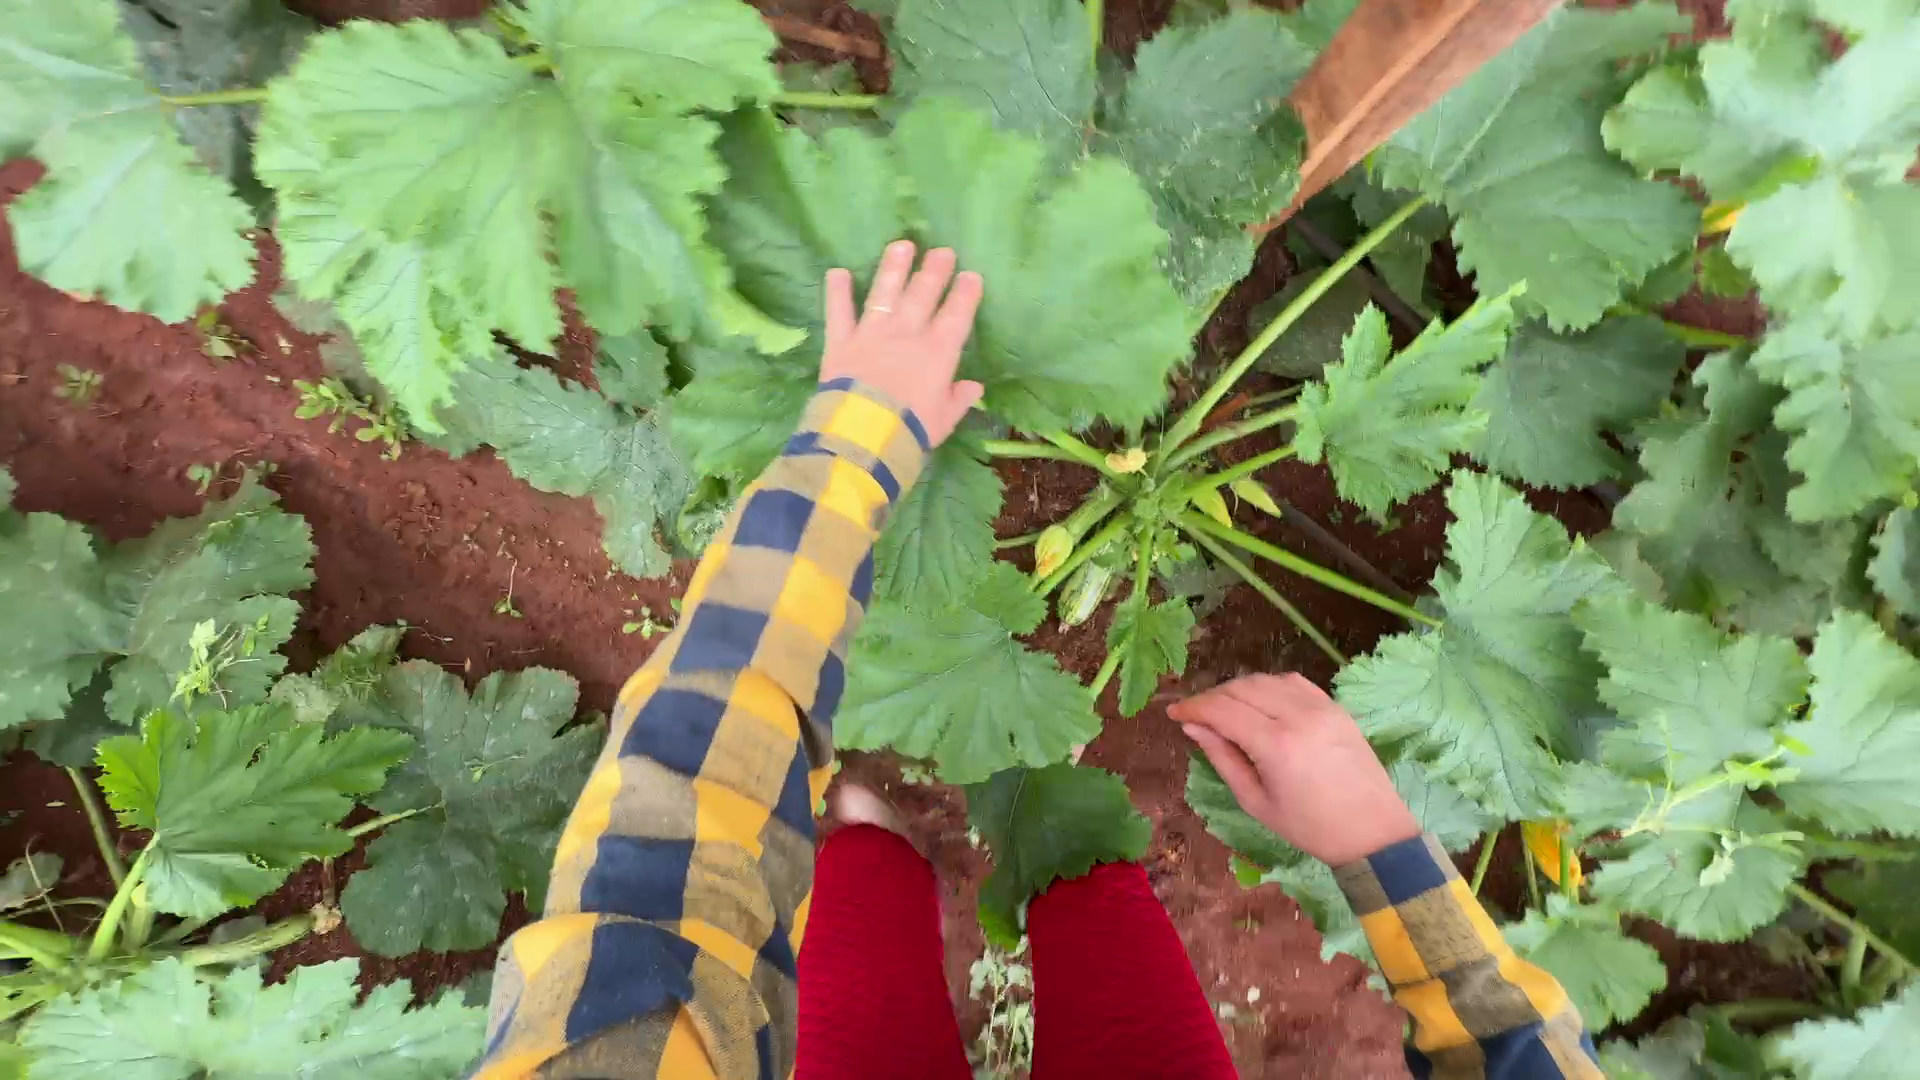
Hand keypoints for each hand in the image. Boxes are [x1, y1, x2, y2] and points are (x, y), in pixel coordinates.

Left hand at [820, 240, 984, 445]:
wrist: (864, 436)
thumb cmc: (910, 431)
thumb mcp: (943, 421)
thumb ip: (958, 400)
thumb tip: (974, 387)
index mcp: (937, 353)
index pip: (956, 315)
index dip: (965, 294)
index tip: (971, 275)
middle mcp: (907, 334)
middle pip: (923, 294)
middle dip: (934, 270)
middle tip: (942, 251)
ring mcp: (872, 334)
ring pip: (885, 292)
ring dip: (894, 267)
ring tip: (902, 245)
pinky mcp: (841, 342)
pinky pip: (838, 312)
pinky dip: (837, 292)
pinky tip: (837, 272)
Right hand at [1169, 673, 1419, 866]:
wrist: (1374, 834)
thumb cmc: (1309, 827)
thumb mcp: (1255, 800)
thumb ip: (1221, 757)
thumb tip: (1192, 726)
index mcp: (1276, 745)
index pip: (1221, 710)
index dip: (1192, 707)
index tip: (1174, 713)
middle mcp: (1298, 716)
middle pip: (1240, 688)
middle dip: (1212, 697)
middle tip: (1197, 715)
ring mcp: (1320, 707)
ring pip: (1264, 679)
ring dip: (1237, 689)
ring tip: (1226, 710)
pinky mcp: (1335, 707)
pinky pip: (1292, 681)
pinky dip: (1268, 685)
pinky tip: (1260, 703)